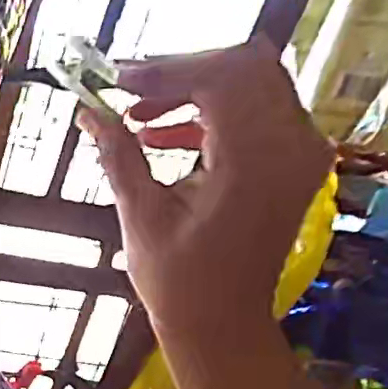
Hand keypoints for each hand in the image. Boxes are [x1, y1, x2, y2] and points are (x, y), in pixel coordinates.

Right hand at [77, 39, 331, 341]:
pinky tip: (162, 134)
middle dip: (181, 71)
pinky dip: (211, 113)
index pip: (221, 78)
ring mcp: (299, 153)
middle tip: (127, 89)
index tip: (116, 78)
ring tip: (138, 115)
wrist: (220, 320)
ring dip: (194, 90)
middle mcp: (292, 146)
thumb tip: (88, 113)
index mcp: (255, 160)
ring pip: (253, 84)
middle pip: (246, 68)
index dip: (165, 69)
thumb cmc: (177, 279)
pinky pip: (256, 113)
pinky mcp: (292, 162)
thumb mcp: (140, 216)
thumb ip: (118, 156)